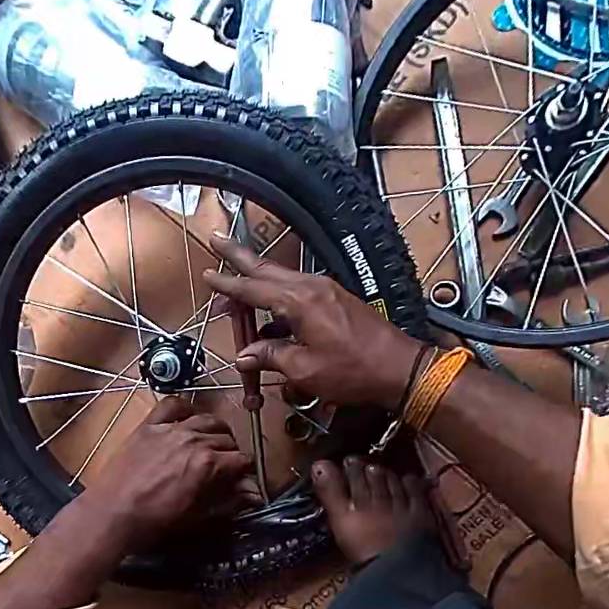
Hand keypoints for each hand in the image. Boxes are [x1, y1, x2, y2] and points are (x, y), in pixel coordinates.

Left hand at [65, 397, 256, 549]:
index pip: (242, 460)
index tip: (242, 479)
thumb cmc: (155, 520)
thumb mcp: (197, 514)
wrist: (113, 513)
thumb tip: (254, 493)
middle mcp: (193, 439)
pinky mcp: (149, 425)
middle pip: (227, 439)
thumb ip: (229, 500)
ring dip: (215, 431)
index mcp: (209, 463)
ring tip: (212, 443)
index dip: (245, 472)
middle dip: (231, 453)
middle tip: (226, 466)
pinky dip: (184, 408)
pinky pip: (172, 405)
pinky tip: (187, 418)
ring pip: (206, 419)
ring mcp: (170, 429)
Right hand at [202, 233, 424, 408]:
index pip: (252, 289)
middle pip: (264, 269)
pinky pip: (296, 293)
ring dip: (255, 282)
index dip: (227, 284)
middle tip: (216, 239)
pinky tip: (267, 320)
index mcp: (299, 302)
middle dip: (237, 256)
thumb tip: (245, 356)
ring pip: (279, 280)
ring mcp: (325, 291)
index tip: (208, 274)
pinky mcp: (334, 300)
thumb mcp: (304, 369)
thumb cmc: (354, 370)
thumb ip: (270, 357)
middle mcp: (311, 288)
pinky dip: (276, 300)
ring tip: (234, 286)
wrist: (399, 369)